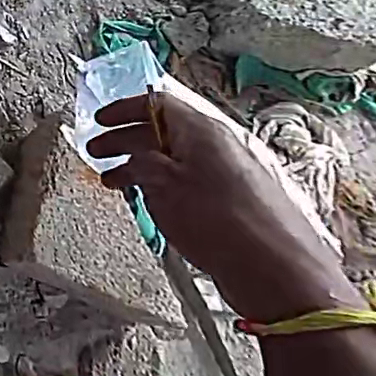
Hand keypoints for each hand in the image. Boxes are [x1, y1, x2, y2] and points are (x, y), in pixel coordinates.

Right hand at [86, 91, 359, 322]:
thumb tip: (133, 157)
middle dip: (126, 140)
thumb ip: (140, 163)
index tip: (101, 119)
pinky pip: (188, 181)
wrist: (277, 272)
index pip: (156, 104)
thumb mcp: (163, 185)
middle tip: (98, 150)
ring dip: (140, 165)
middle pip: (163, 131)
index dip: (124, 110)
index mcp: (202, 130)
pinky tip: (149, 202)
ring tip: (115, 181)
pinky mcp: (235, 201)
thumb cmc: (218, 221)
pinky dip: (161, 185)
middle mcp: (218, 145)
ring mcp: (229, 173)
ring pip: (174, 158)